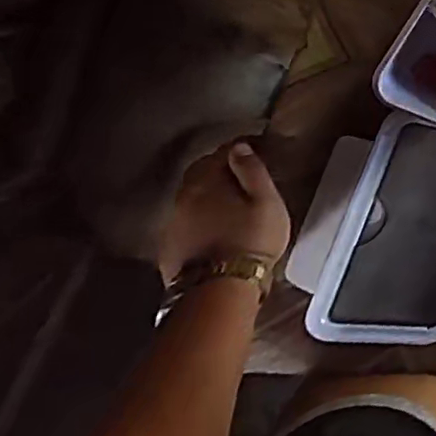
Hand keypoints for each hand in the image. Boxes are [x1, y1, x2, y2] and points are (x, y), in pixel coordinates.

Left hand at [156, 141, 290, 284]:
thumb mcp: (266, 200)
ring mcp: (172, 224)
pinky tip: (214, 221)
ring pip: (189, 195)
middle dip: (218, 165)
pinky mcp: (170, 246)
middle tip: (242, 168)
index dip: (240, 146)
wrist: (220, 289)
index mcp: (206, 183)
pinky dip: (200, 212)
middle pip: (199, 172)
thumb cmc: (251, 238)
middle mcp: (183, 198)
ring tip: (229, 194)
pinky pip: (186, 217)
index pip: (221, 153)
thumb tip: (238, 146)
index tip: (257, 145)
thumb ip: (252, 171)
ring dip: (207, 189)